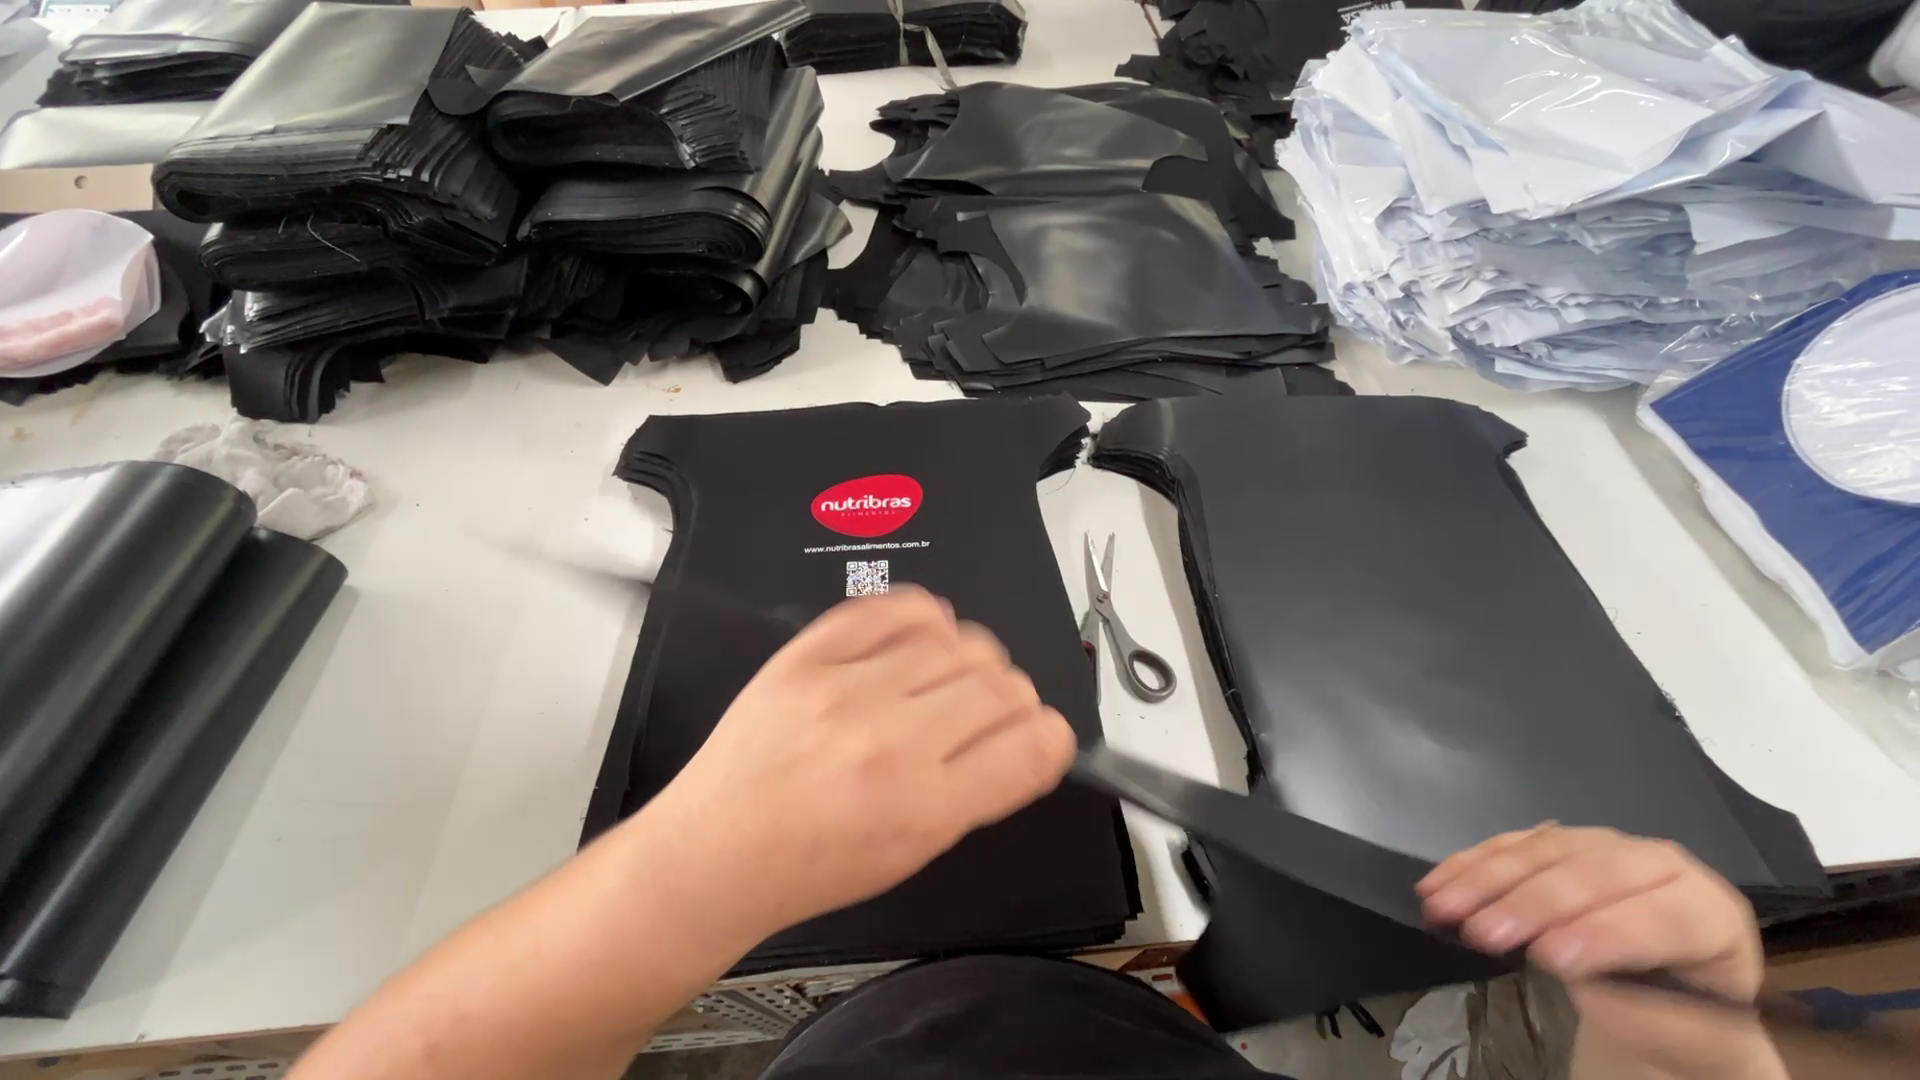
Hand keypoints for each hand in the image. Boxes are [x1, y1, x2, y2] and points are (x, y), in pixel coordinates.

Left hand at [628, 587, 1076, 945]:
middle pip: (1002, 685)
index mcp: (924, 808)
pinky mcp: (808, 656)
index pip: (1033, 745)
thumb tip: (1022, 738)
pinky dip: (922, 614)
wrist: (716, 852)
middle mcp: (890, 743)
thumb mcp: (912, 856)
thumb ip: (976, 793)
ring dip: (971, 657)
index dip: (1052, 735)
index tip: (1040, 735)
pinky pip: (890, 607)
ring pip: (958, 640)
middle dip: (1012, 697)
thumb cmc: (806, 865)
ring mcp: (845, 691)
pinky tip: (923, 633)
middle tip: (991, 708)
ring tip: (951, 676)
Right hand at [1418, 826, 1783, 1079]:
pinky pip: (1505, 844)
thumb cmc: (1680, 1019)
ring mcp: (1598, 843)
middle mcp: (1655, 862)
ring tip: (1440, 907)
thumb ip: (1629, 995)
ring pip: (1538, 851)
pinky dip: (1466, 864)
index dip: (1605, 934)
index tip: (1549, 960)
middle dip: (1529, 902)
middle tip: (1481, 933)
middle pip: (1590, 873)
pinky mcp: (1552, 841)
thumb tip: (1556, 956)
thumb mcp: (1677, 1029)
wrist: (1669, 989)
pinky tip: (1435, 885)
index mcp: (1708, 910)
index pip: (1661, 916)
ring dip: (1483, 878)